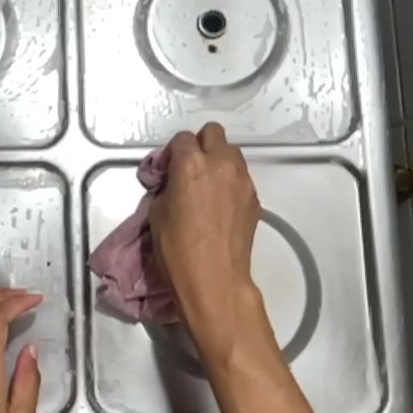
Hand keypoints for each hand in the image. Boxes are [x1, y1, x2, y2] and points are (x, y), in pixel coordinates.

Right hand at [151, 123, 270, 358]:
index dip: (173, 152)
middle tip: (189, 169)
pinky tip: (219, 205)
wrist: (214, 279)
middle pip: (213, 133)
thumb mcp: (157, 212)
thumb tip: (174, 183)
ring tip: (206, 186)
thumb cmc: (176, 248)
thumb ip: (167, 186)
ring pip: (231, 153)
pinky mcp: (254, 199)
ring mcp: (242, 180)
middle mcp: (221, 164)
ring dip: (217, 161)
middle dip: (200, 145)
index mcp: (191, 163)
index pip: (182, 138)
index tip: (167, 170)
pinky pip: (240, 177)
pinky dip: (229, 182)